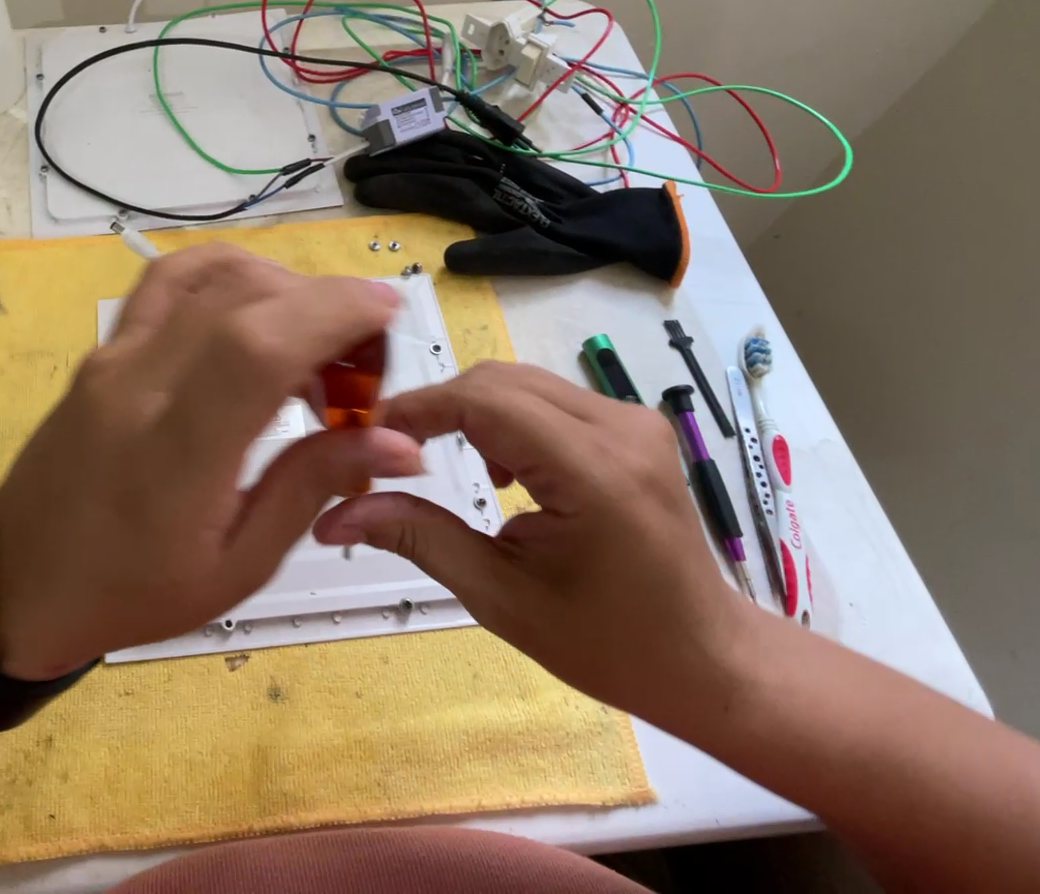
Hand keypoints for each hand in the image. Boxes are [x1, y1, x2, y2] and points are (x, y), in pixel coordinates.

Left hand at [0, 244, 422, 679]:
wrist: (20, 582)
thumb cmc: (133, 593)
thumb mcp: (237, 565)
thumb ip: (311, 486)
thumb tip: (396, 442)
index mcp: (176, 453)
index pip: (257, 346)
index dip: (332, 313)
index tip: (387, 316)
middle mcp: (139, 385)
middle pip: (241, 298)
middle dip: (323, 305)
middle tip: (361, 360)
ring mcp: (111, 358)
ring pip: (206, 276)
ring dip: (279, 287)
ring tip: (314, 341)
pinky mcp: (101, 351)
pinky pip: (165, 283)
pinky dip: (224, 276)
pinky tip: (255, 311)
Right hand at [312, 360, 754, 719]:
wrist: (706, 658)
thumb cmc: (607, 643)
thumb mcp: (499, 597)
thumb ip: (416, 538)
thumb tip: (333, 517)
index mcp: (593, 472)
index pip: (483, 402)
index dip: (416, 409)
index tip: (364, 438)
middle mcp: (619, 427)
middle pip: (498, 380)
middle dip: (435, 408)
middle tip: (390, 454)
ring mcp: (632, 420)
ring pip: (521, 382)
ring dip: (468, 411)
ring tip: (444, 465)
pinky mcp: (632, 427)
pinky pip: (547, 398)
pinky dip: (504, 419)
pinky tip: (501, 470)